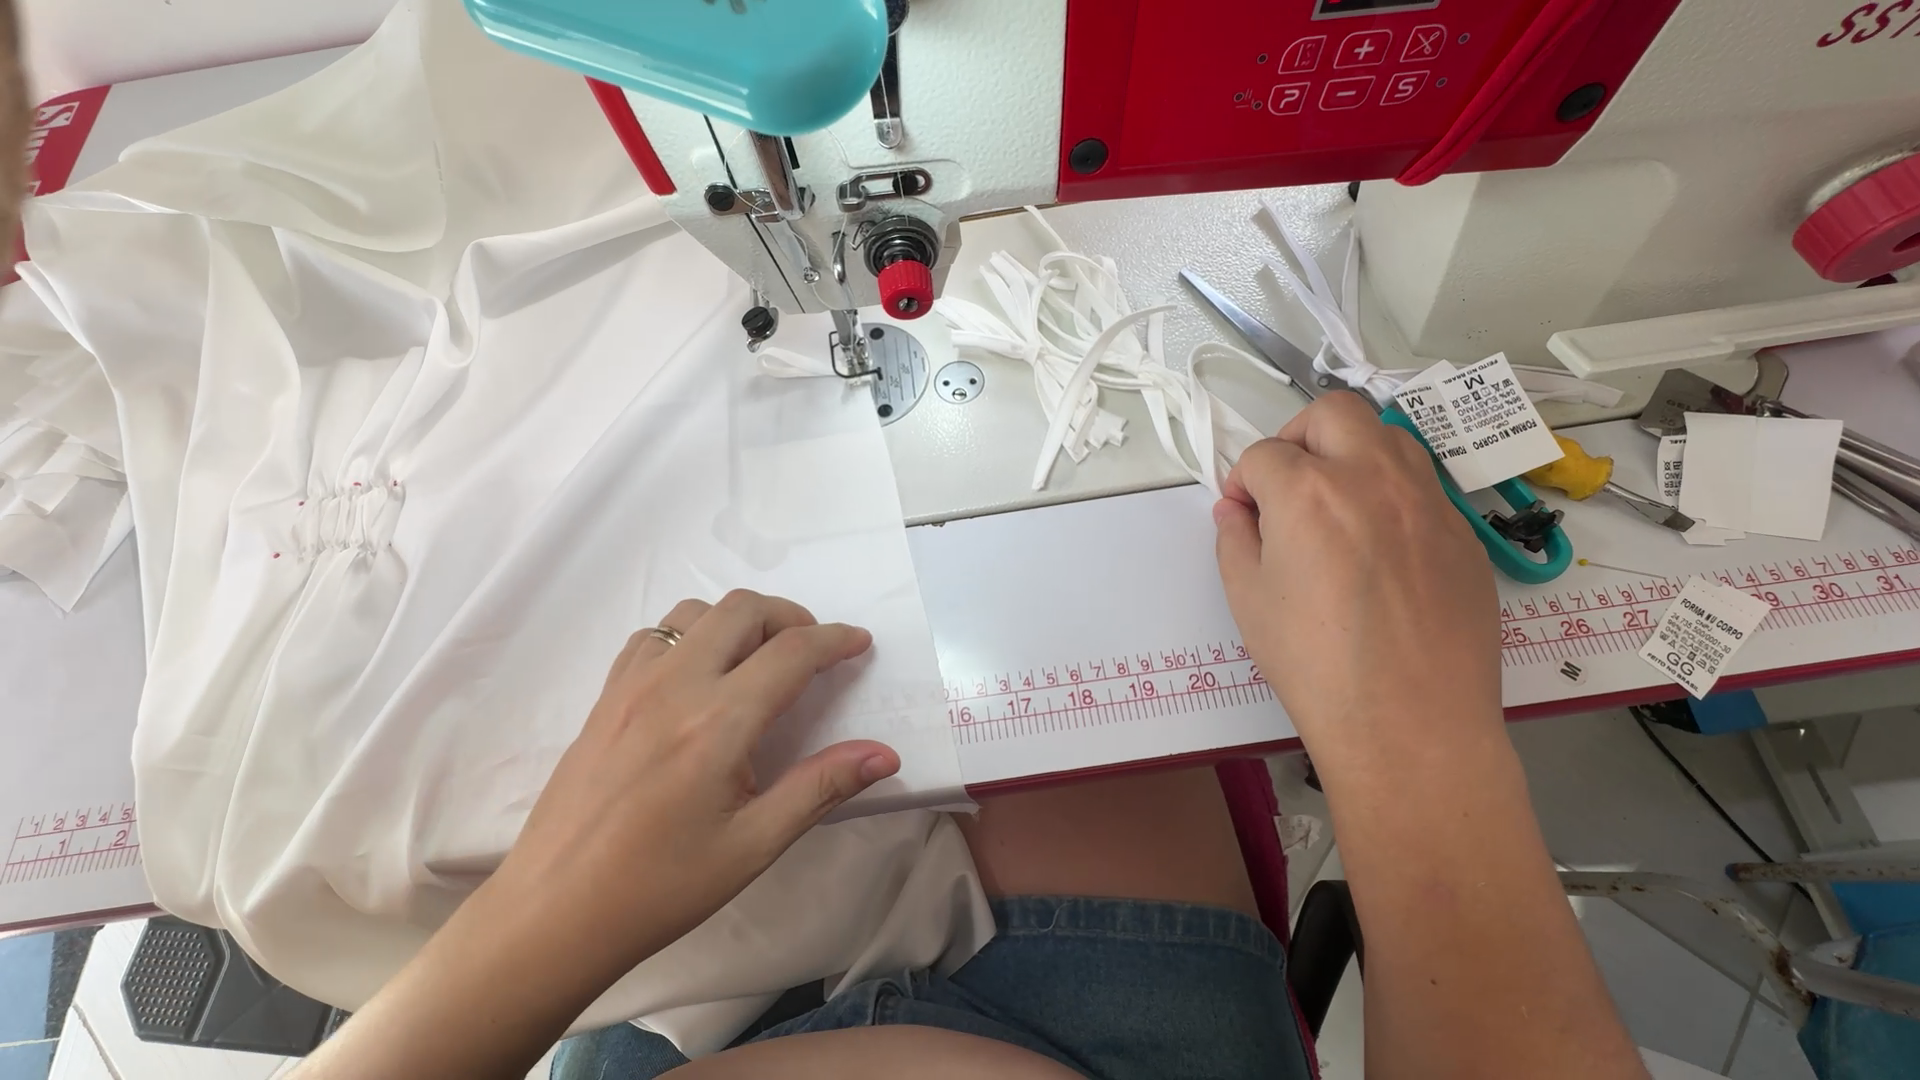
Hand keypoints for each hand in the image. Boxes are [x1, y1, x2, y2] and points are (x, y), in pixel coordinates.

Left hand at [483, 589, 899, 980]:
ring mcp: (632, 685)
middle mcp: (675, 686)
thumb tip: (884, 754)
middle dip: (790, 617)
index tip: (860, 643)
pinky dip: (692, 634)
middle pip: (743, 609)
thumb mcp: (753, 846)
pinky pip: (655, 636)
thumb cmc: (660, 887)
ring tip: (760, 658)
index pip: (791, 652)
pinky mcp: (605, 697)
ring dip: (739, 619)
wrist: (552, 914)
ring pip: (696, 611)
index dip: (835, 639)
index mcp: (718, 723)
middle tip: (814, 651)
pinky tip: (700, 675)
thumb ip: (821, 787)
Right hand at [1212, 393, 1501, 764]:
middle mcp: (1372, 477)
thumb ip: (1234, 538)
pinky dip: (1388, 491)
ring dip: (1349, 451)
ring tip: (1335, 503)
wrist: (1408, 720)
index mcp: (1308, 492)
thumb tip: (1238, 510)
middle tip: (1286, 483)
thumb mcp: (1247, 598)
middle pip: (1332, 413)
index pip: (1263, 454)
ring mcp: (1427, 499)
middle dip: (1296, 435)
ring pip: (1387, 434)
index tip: (1241, 512)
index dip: (1242, 481)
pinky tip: (1378, 544)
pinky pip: (1420, 483)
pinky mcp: (1463, 530)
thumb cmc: (1313, 662)